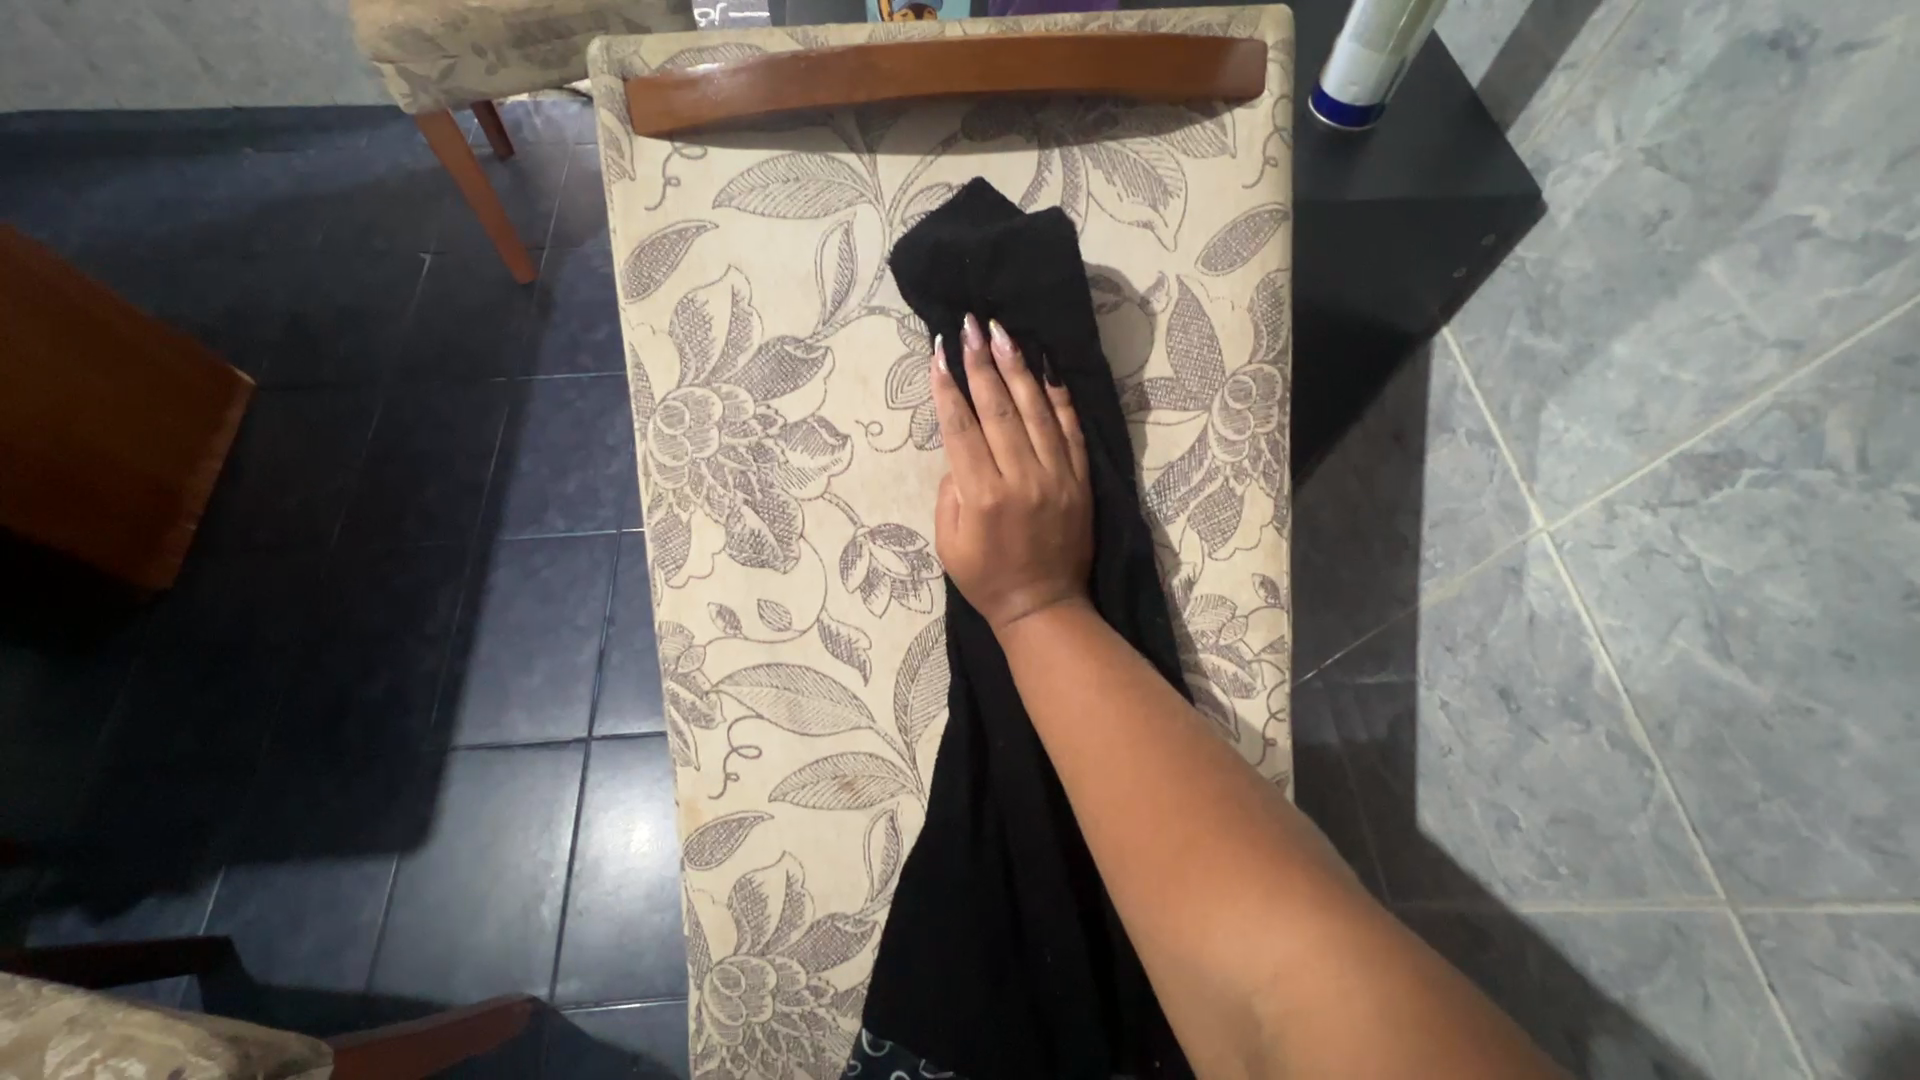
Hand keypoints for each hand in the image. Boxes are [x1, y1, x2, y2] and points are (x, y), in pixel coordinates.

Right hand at [931, 312, 1093, 635]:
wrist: (1043, 606)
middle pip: (998, 408)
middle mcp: (1022, 478)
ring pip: (1036, 411)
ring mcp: (1057, 477)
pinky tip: (1046, 368)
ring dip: (1018, 368)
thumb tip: (961, 452)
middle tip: (970, 325)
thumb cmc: (986, 578)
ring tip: (1002, 332)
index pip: (961, 428)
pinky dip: (1059, 397)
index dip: (947, 387)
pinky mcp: (1080, 480)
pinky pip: (1071, 430)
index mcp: (983, 496)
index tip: (939, 351)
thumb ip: (951, 492)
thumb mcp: (948, 542)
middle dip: (980, 362)